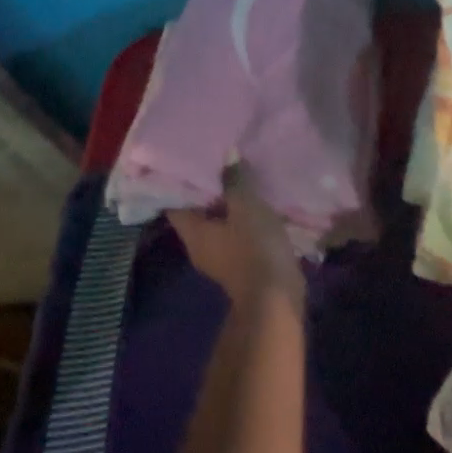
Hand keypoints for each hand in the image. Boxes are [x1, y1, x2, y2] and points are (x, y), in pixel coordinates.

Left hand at [168, 165, 303, 306]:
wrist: (277, 297)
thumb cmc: (255, 248)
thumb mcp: (247, 207)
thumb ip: (235, 181)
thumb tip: (227, 155)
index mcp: (193, 233)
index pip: (175, 203)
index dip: (180, 181)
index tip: (190, 159)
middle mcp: (199, 246)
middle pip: (197, 211)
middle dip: (208, 188)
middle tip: (220, 160)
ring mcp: (220, 256)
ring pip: (218, 222)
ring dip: (228, 202)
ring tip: (241, 176)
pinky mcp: (240, 262)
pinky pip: (235, 232)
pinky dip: (242, 217)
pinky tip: (257, 202)